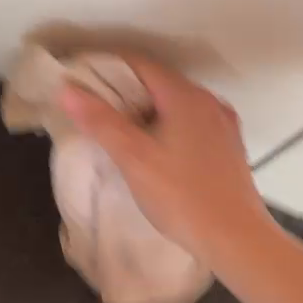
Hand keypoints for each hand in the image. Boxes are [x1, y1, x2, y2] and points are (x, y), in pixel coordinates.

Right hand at [58, 58, 274, 268]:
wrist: (236, 239)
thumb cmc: (181, 196)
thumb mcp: (132, 157)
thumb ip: (99, 120)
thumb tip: (67, 89)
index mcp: (185, 97)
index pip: (139, 64)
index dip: (106, 66)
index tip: (79, 79)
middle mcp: (208, 102)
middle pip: (157, 81)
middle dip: (122, 89)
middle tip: (91, 106)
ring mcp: (222, 124)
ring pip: (174, 103)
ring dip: (144, 108)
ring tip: (116, 128)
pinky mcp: (227, 147)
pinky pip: (189, 122)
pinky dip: (165, 124)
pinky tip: (152, 147)